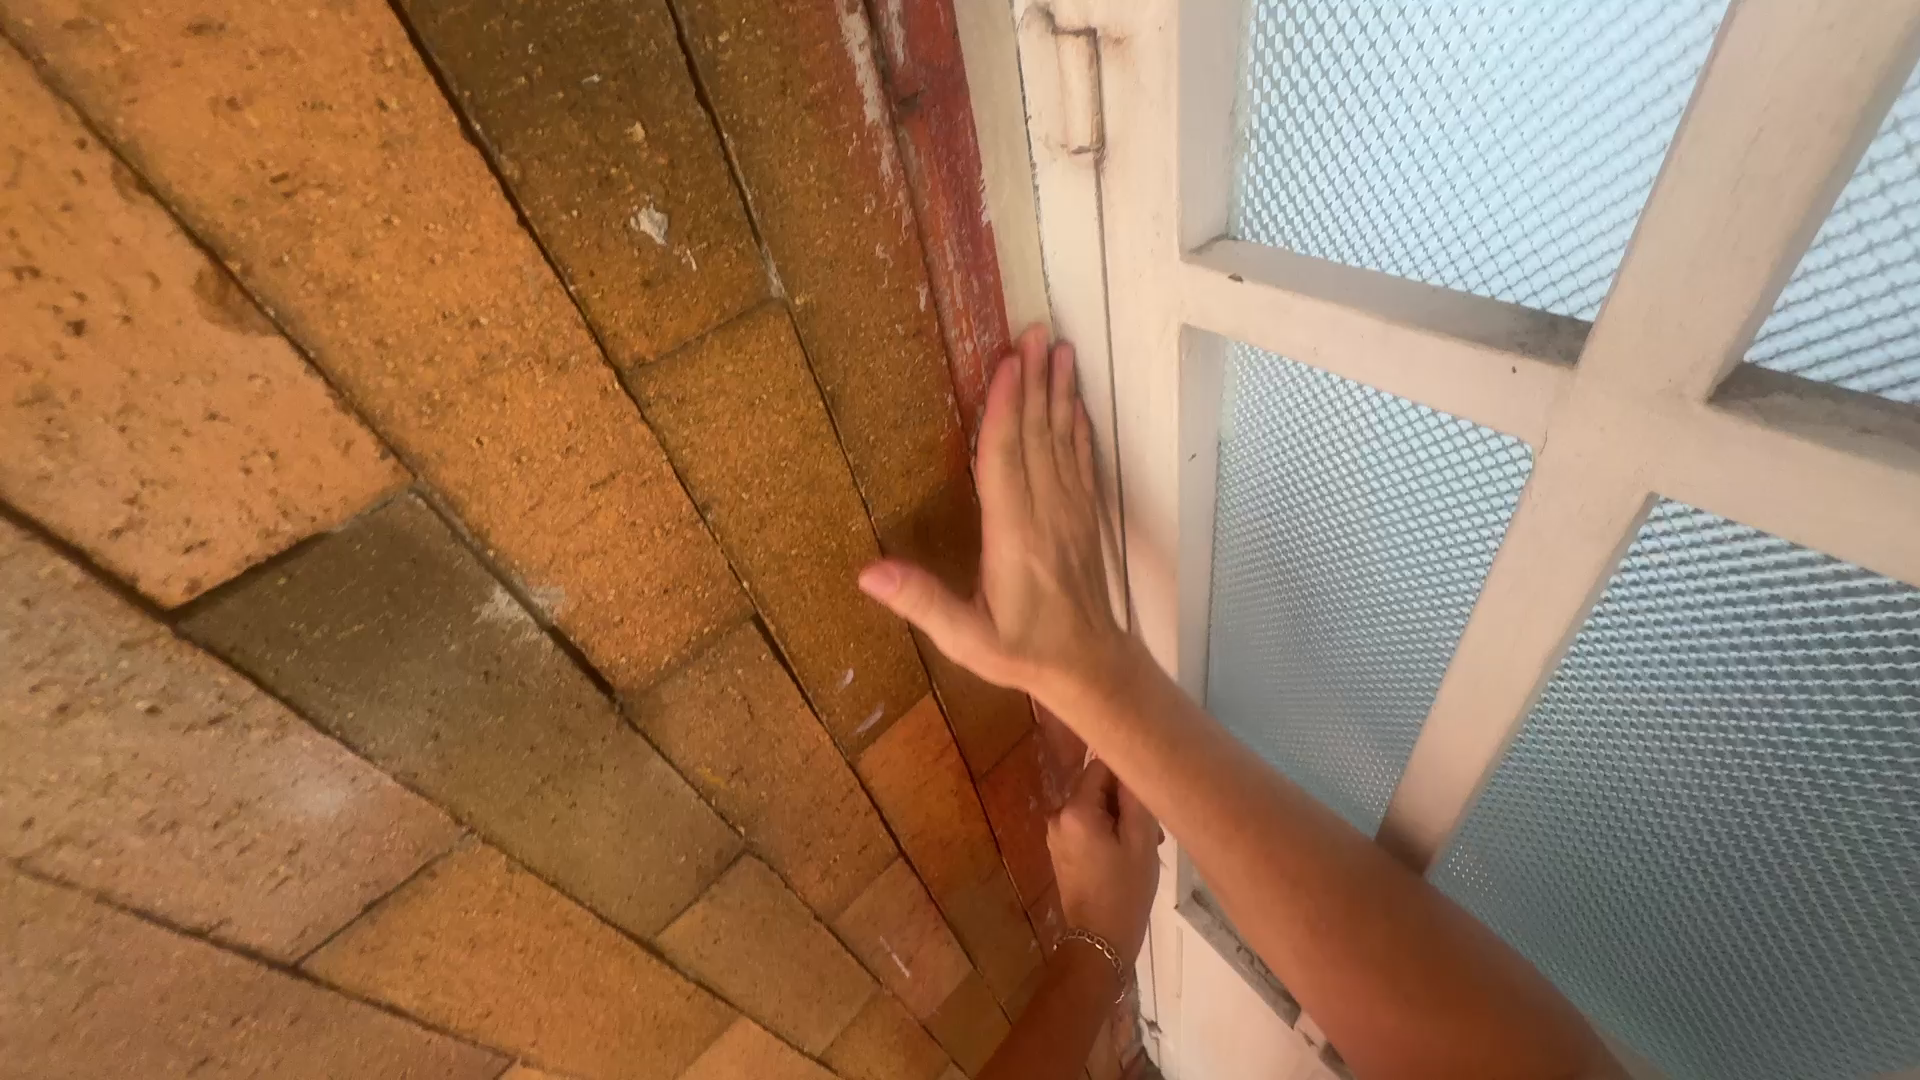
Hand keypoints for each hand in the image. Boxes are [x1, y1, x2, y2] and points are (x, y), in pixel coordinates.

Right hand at [857, 325, 1133, 701]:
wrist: (1090, 666)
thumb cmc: (1022, 651)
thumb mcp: (967, 640)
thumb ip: (923, 603)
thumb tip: (868, 573)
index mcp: (1014, 537)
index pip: (1005, 461)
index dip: (1003, 411)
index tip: (1006, 365)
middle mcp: (1046, 514)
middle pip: (1037, 437)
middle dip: (1034, 383)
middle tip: (1035, 332)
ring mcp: (1071, 513)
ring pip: (1063, 442)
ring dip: (1060, 394)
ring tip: (1059, 350)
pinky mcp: (1085, 518)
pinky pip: (1082, 463)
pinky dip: (1078, 429)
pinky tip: (1076, 405)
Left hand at [1051, 758, 1160, 964]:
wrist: (1099, 940)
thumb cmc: (1125, 891)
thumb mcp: (1140, 841)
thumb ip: (1133, 798)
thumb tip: (1129, 765)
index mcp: (1075, 809)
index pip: (1100, 767)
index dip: (1126, 777)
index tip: (1146, 798)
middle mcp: (1058, 814)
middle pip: (1096, 788)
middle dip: (1124, 803)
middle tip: (1152, 832)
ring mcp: (1055, 832)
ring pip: (1093, 807)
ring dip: (1118, 819)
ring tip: (1143, 847)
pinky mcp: (1060, 848)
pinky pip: (1085, 825)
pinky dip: (1106, 832)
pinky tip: (1125, 855)